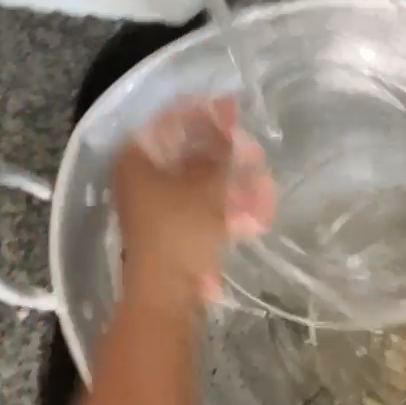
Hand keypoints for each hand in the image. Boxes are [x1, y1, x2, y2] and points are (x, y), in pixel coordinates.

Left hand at [112, 97, 274, 302]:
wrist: (168, 295)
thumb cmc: (180, 232)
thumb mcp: (205, 186)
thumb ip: (219, 148)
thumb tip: (226, 110)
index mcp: (138, 158)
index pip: (172, 120)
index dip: (206, 113)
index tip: (236, 109)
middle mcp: (144, 178)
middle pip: (192, 154)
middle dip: (230, 157)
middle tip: (258, 157)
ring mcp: (160, 207)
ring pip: (204, 185)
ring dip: (237, 187)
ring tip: (266, 193)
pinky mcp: (177, 232)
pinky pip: (206, 212)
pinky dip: (230, 212)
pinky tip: (257, 219)